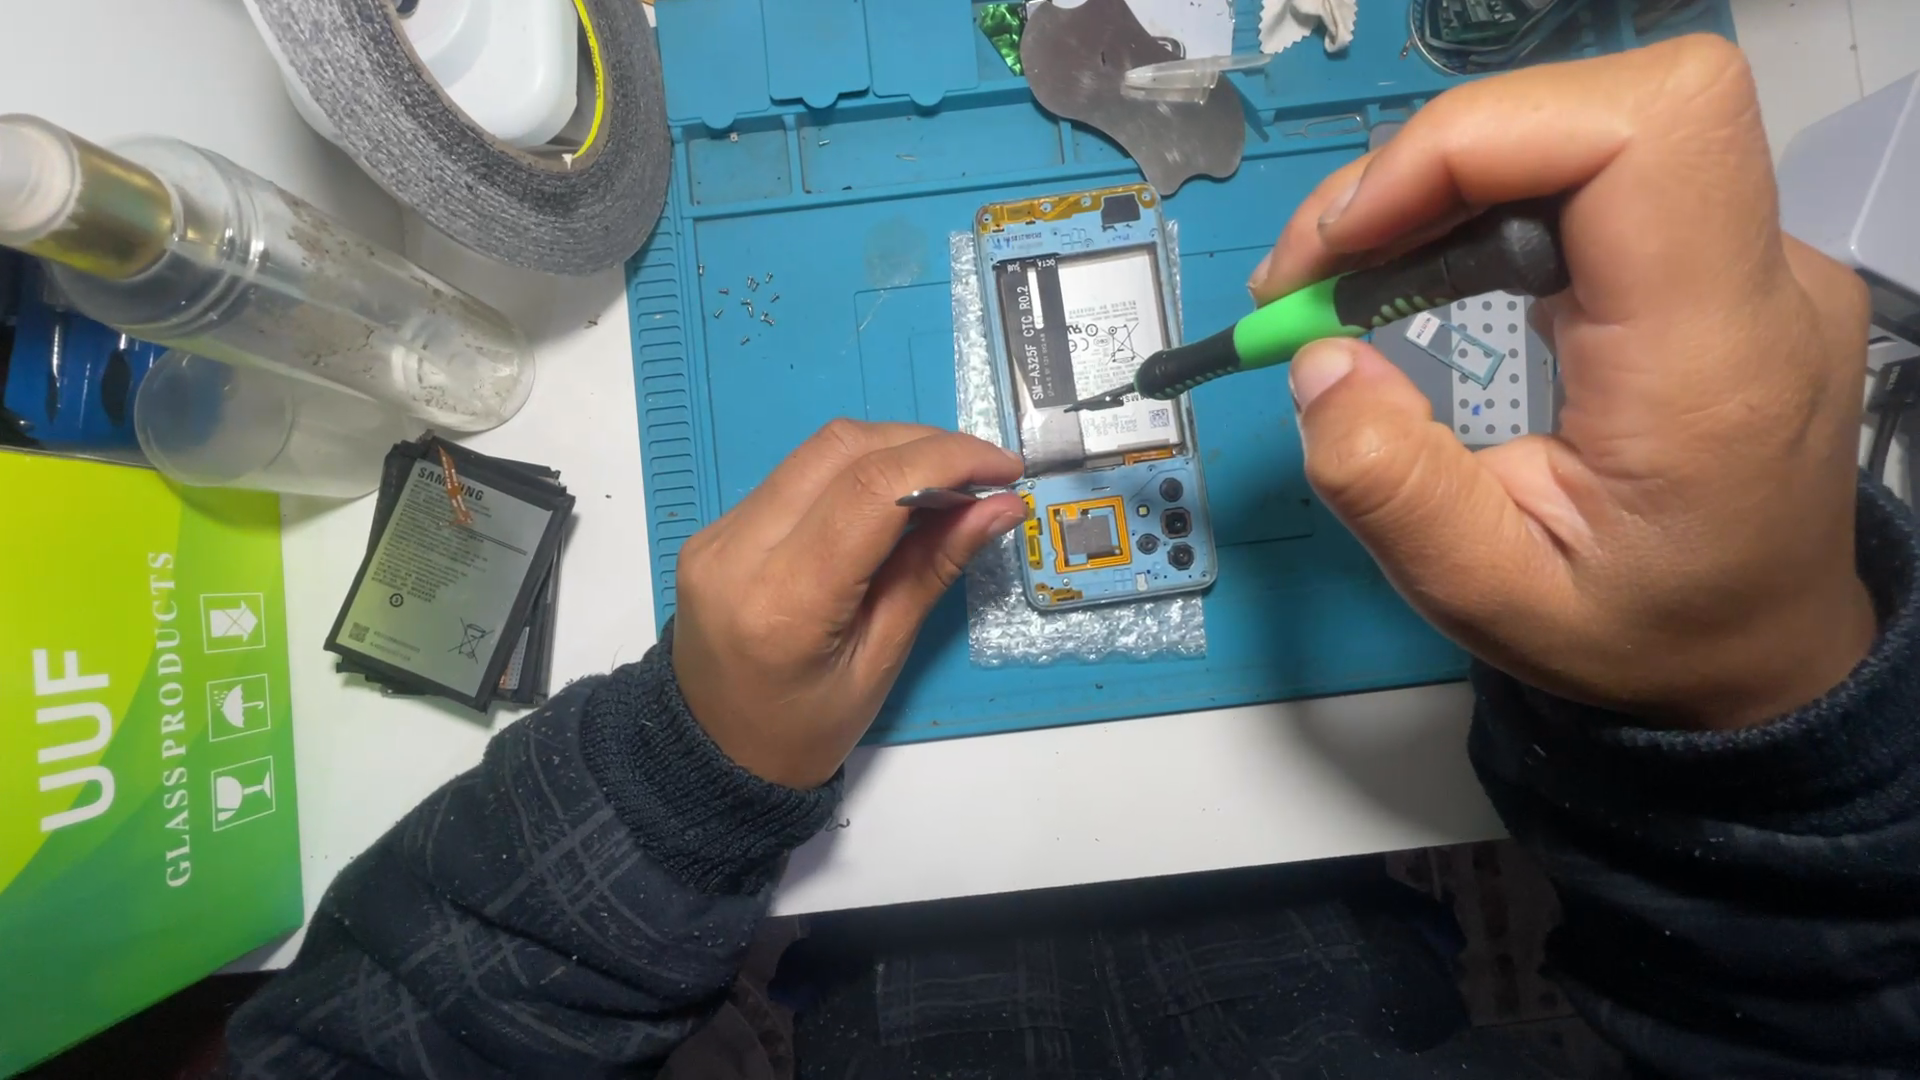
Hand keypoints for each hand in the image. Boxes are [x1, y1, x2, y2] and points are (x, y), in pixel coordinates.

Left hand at [671, 420, 1027, 787]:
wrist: (713, 752)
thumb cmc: (807, 728)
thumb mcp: (883, 658)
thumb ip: (934, 569)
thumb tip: (1000, 506)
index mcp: (784, 601)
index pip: (871, 490)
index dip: (947, 460)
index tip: (1004, 470)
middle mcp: (738, 549)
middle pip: (842, 448)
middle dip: (925, 444)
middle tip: (982, 473)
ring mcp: (718, 531)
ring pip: (818, 450)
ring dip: (893, 450)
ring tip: (947, 482)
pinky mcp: (717, 526)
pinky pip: (797, 474)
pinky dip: (857, 471)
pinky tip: (893, 497)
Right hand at [1249, 36, 1874, 727]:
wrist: (1745, 649)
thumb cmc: (1624, 631)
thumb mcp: (1479, 593)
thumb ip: (1390, 487)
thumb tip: (1318, 362)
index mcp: (1702, 359)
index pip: (1638, 136)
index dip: (1466, 147)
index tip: (1342, 243)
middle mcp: (1744, 278)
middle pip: (1585, 118)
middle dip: (1410, 176)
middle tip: (1301, 280)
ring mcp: (1728, 261)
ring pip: (1566, 140)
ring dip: (1417, 194)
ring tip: (1327, 286)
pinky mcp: (1690, 268)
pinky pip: (1566, 188)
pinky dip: (1452, 215)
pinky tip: (1396, 278)